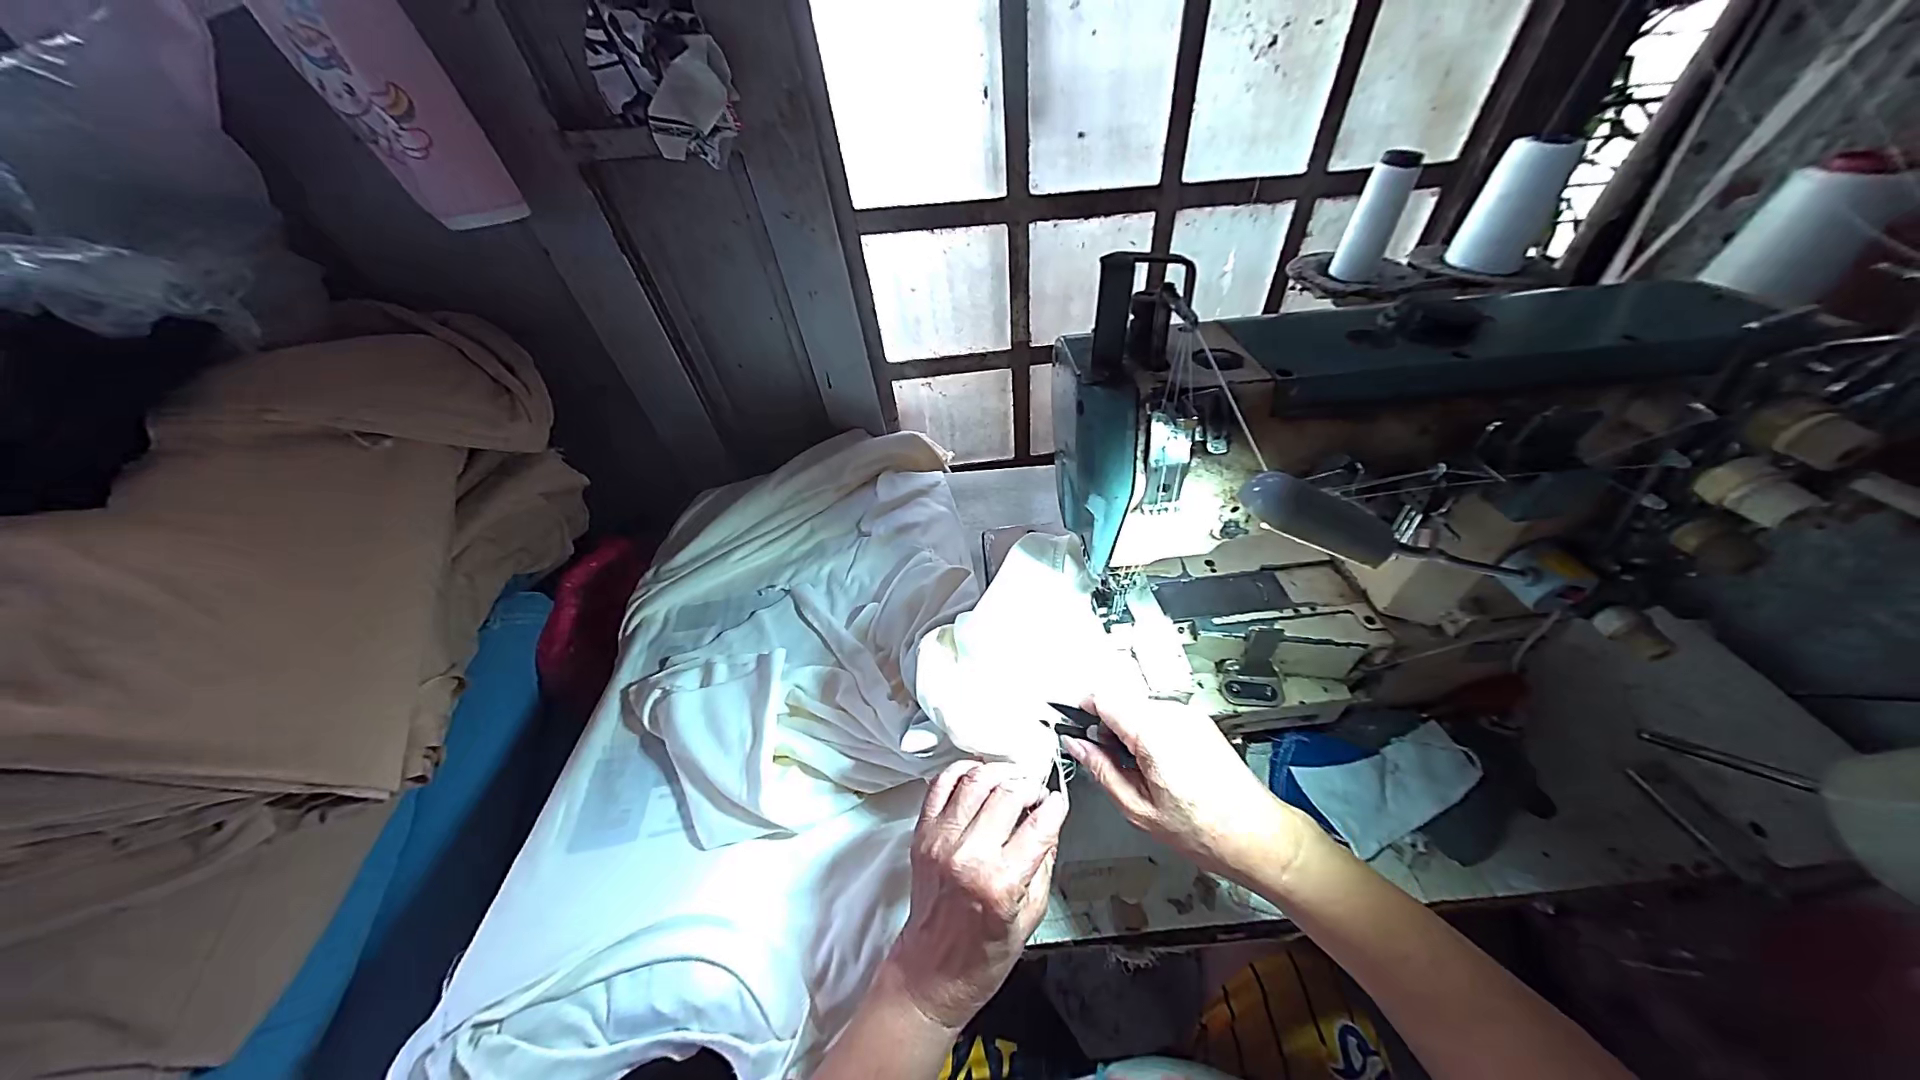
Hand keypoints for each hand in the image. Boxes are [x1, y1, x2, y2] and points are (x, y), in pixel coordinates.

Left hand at [883, 761, 1067, 1029]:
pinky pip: (941, 784)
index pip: (1038, 825)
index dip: (1055, 807)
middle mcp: (968, 856)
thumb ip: (1042, 865)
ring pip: (975, 780)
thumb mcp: (1030, 917)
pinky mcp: (922, 833)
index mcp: (999, 884)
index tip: (1058, 802)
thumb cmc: (979, 955)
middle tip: (1037, 792)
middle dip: (1030, 786)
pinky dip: (961, 770)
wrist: (931, 970)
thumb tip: (1050, 824)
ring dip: (1000, 772)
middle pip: (1008, 793)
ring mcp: (941, 840)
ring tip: (1012, 779)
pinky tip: (977, 774)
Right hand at [1062, 693, 1314, 886]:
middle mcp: (1172, 716)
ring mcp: (1188, 716)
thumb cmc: (1206, 829)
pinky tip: (1156, 765)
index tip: (1074, 725)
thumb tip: (1078, 746)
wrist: (1256, 834)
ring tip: (1137, 769)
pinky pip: (1159, 715)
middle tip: (1104, 758)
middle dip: (1105, 724)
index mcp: (1154, 734)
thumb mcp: (1138, 809)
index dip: (1082, 709)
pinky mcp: (1198, 722)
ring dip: (1127, 729)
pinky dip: (1147, 732)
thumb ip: (1102, 770)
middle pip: (1120, 700)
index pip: (1103, 696)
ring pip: (1138, 707)